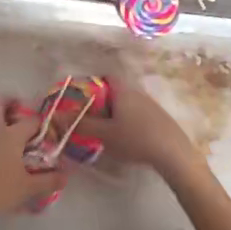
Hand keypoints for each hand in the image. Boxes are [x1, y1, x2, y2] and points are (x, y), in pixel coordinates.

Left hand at [0, 96, 65, 222]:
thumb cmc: (0, 192)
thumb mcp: (28, 188)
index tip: (43, 133)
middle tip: (17, 113)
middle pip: (0, 101)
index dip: (40, 124)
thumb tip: (66, 176)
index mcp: (12, 135)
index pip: (31, 120)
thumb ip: (50, 180)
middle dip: (10, 103)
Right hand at [76, 77, 199, 178]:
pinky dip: (127, 121)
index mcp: (123, 91)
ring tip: (104, 130)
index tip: (80, 96)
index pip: (106, 76)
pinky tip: (126, 138)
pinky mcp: (160, 119)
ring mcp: (151, 105)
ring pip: (127, 104)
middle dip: (100, 102)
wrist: (174, 153)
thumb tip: (57, 116)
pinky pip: (137, 114)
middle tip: (87, 117)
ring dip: (114, 113)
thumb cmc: (135, 139)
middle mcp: (138, 92)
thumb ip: (80, 124)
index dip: (91, 82)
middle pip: (115, 91)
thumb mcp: (104, 134)